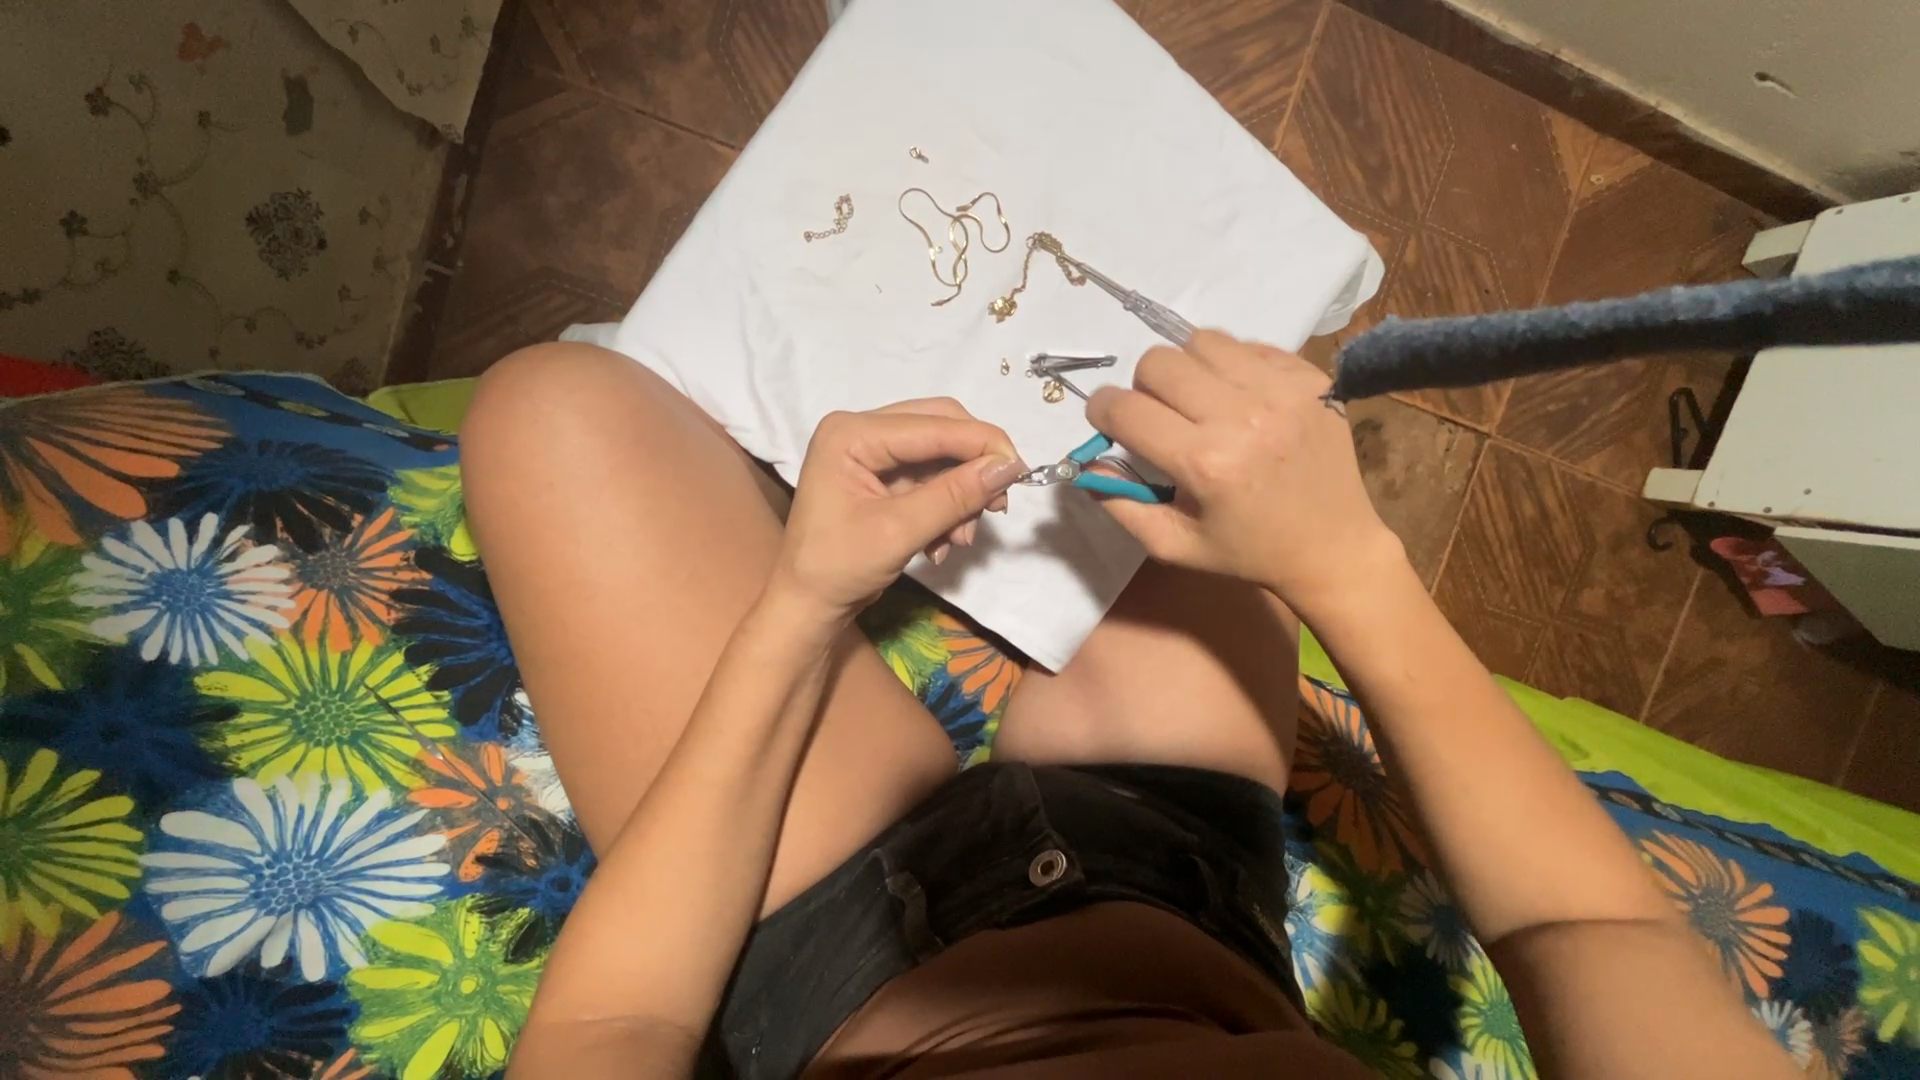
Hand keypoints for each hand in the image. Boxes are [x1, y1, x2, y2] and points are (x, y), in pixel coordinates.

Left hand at [769, 399, 1027, 622]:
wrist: (809, 606)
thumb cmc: (838, 567)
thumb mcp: (899, 531)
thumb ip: (955, 496)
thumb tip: (1010, 467)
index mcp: (851, 433)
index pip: (932, 424)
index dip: (982, 444)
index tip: (1021, 471)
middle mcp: (861, 431)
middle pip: (940, 430)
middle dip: (972, 469)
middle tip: (999, 505)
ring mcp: (871, 452)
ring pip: (941, 457)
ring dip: (960, 498)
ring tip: (960, 541)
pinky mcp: (882, 476)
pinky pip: (931, 479)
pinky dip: (946, 509)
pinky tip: (943, 545)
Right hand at [1086, 331, 1403, 617]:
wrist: (1332, 545)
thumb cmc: (1246, 551)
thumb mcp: (1171, 545)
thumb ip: (1120, 503)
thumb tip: (1088, 460)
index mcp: (1204, 464)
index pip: (1125, 409)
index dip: (1101, 410)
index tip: (1106, 420)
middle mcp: (1241, 417)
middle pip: (1158, 363)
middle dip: (1142, 388)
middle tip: (1158, 416)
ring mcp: (1281, 390)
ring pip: (1200, 341)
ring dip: (1185, 369)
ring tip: (1198, 402)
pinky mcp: (1308, 376)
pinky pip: (1245, 345)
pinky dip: (1229, 366)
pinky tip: (1238, 400)